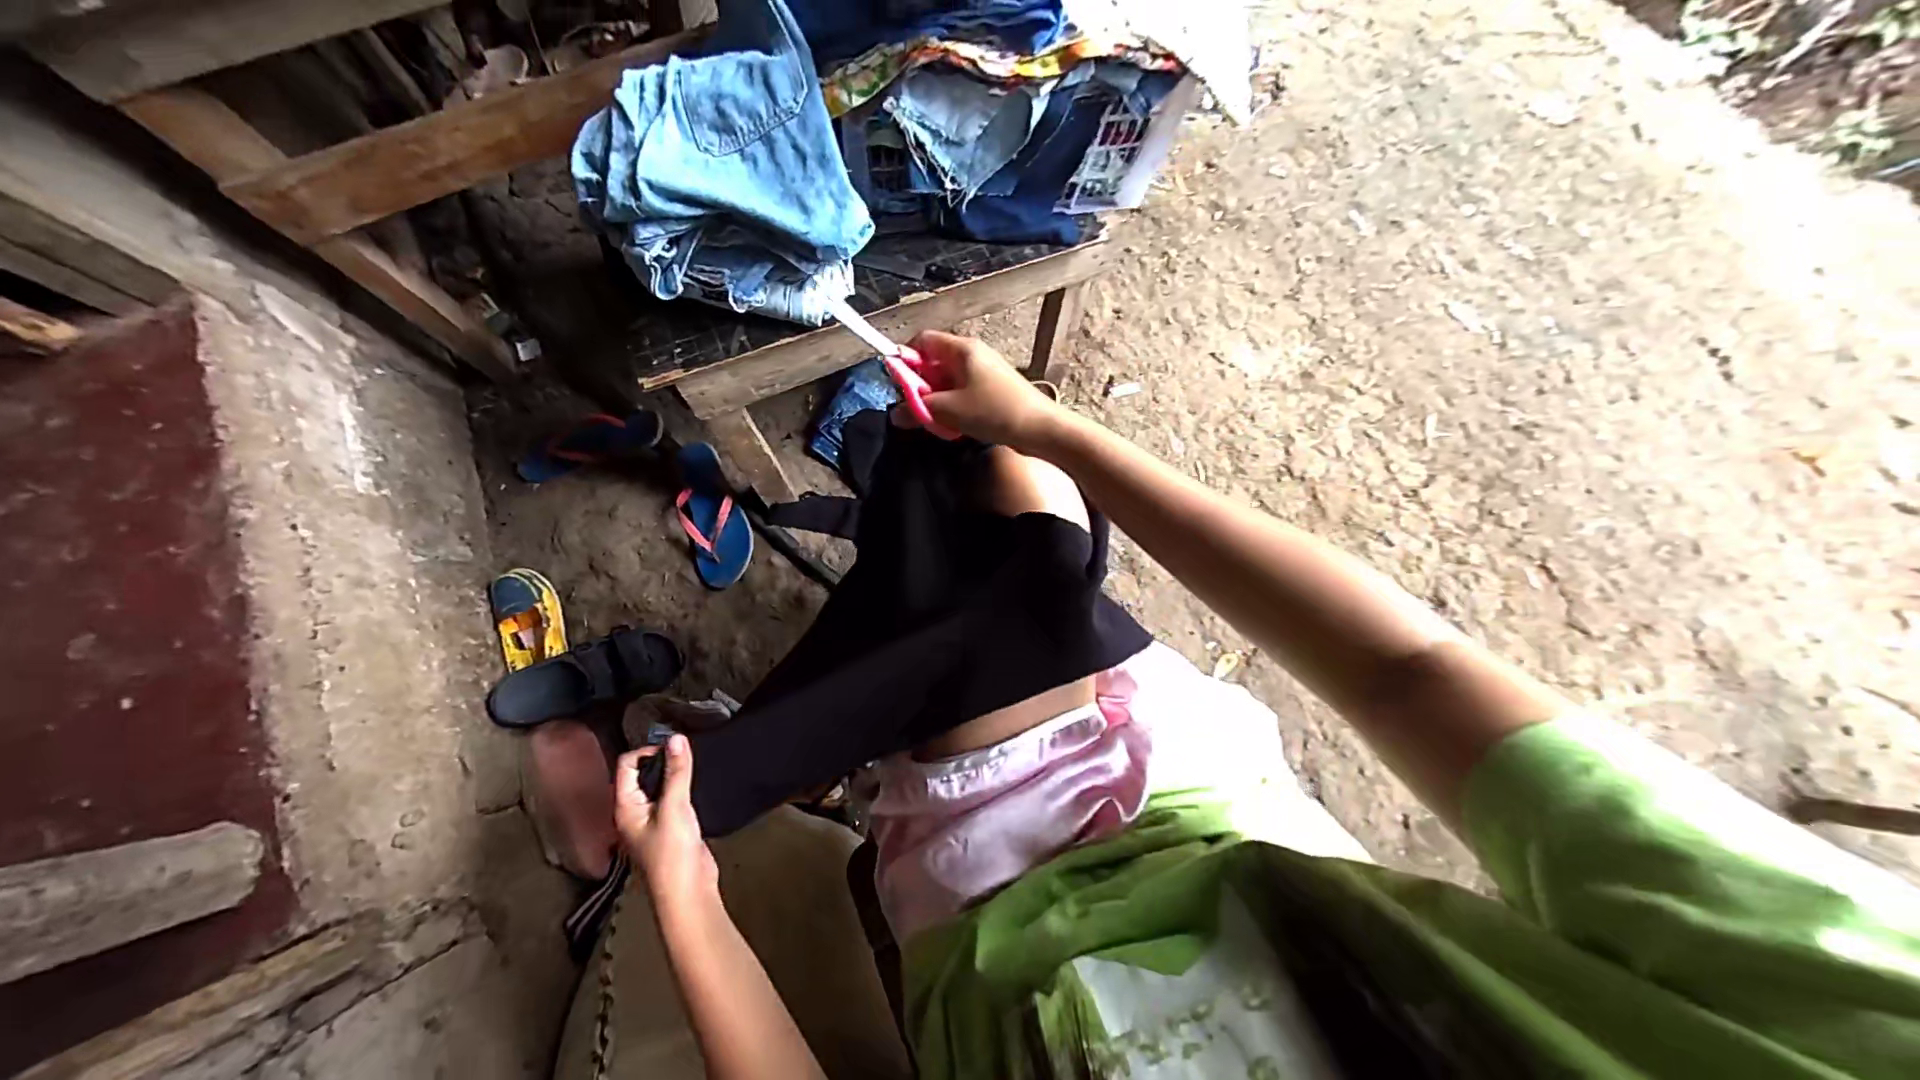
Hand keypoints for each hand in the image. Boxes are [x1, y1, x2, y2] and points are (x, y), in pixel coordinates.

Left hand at [614, 735, 717, 908]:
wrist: (687, 892)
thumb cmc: (672, 853)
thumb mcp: (675, 807)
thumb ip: (677, 771)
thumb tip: (677, 738)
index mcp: (625, 807)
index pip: (627, 766)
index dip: (647, 751)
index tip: (673, 748)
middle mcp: (634, 812)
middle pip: (642, 775)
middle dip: (662, 760)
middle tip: (685, 752)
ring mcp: (652, 822)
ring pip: (659, 787)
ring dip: (673, 774)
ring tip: (692, 765)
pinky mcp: (671, 828)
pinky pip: (673, 800)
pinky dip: (683, 789)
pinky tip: (697, 786)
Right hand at [905, 331, 1064, 450]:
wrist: (1040, 428)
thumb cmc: (993, 411)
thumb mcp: (948, 410)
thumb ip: (918, 408)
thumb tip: (895, 413)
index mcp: (961, 348)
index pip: (922, 341)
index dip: (906, 360)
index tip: (899, 386)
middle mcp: (973, 354)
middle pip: (934, 361)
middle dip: (920, 386)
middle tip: (915, 410)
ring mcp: (985, 371)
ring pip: (948, 380)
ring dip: (937, 400)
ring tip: (935, 422)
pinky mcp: (994, 389)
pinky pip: (963, 392)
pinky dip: (954, 406)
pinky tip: (955, 426)